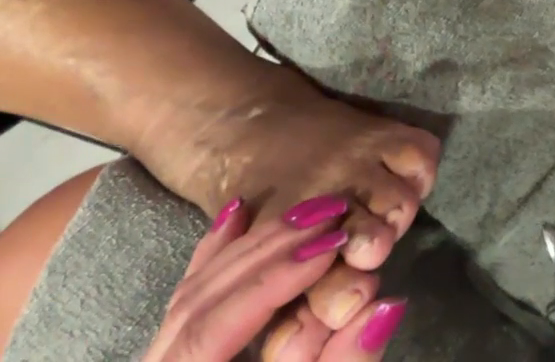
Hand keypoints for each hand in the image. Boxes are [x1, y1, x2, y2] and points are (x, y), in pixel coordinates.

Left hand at [142, 194, 406, 361]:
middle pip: (200, 301)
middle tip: (336, 211)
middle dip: (271, 250)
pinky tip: (241, 213)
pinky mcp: (167, 360)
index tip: (334, 241)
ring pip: (192, 294)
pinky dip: (216, 255)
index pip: (212, 327)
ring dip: (256, 245)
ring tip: (317, 208)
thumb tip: (387, 302)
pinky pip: (185, 301)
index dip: (274, 279)